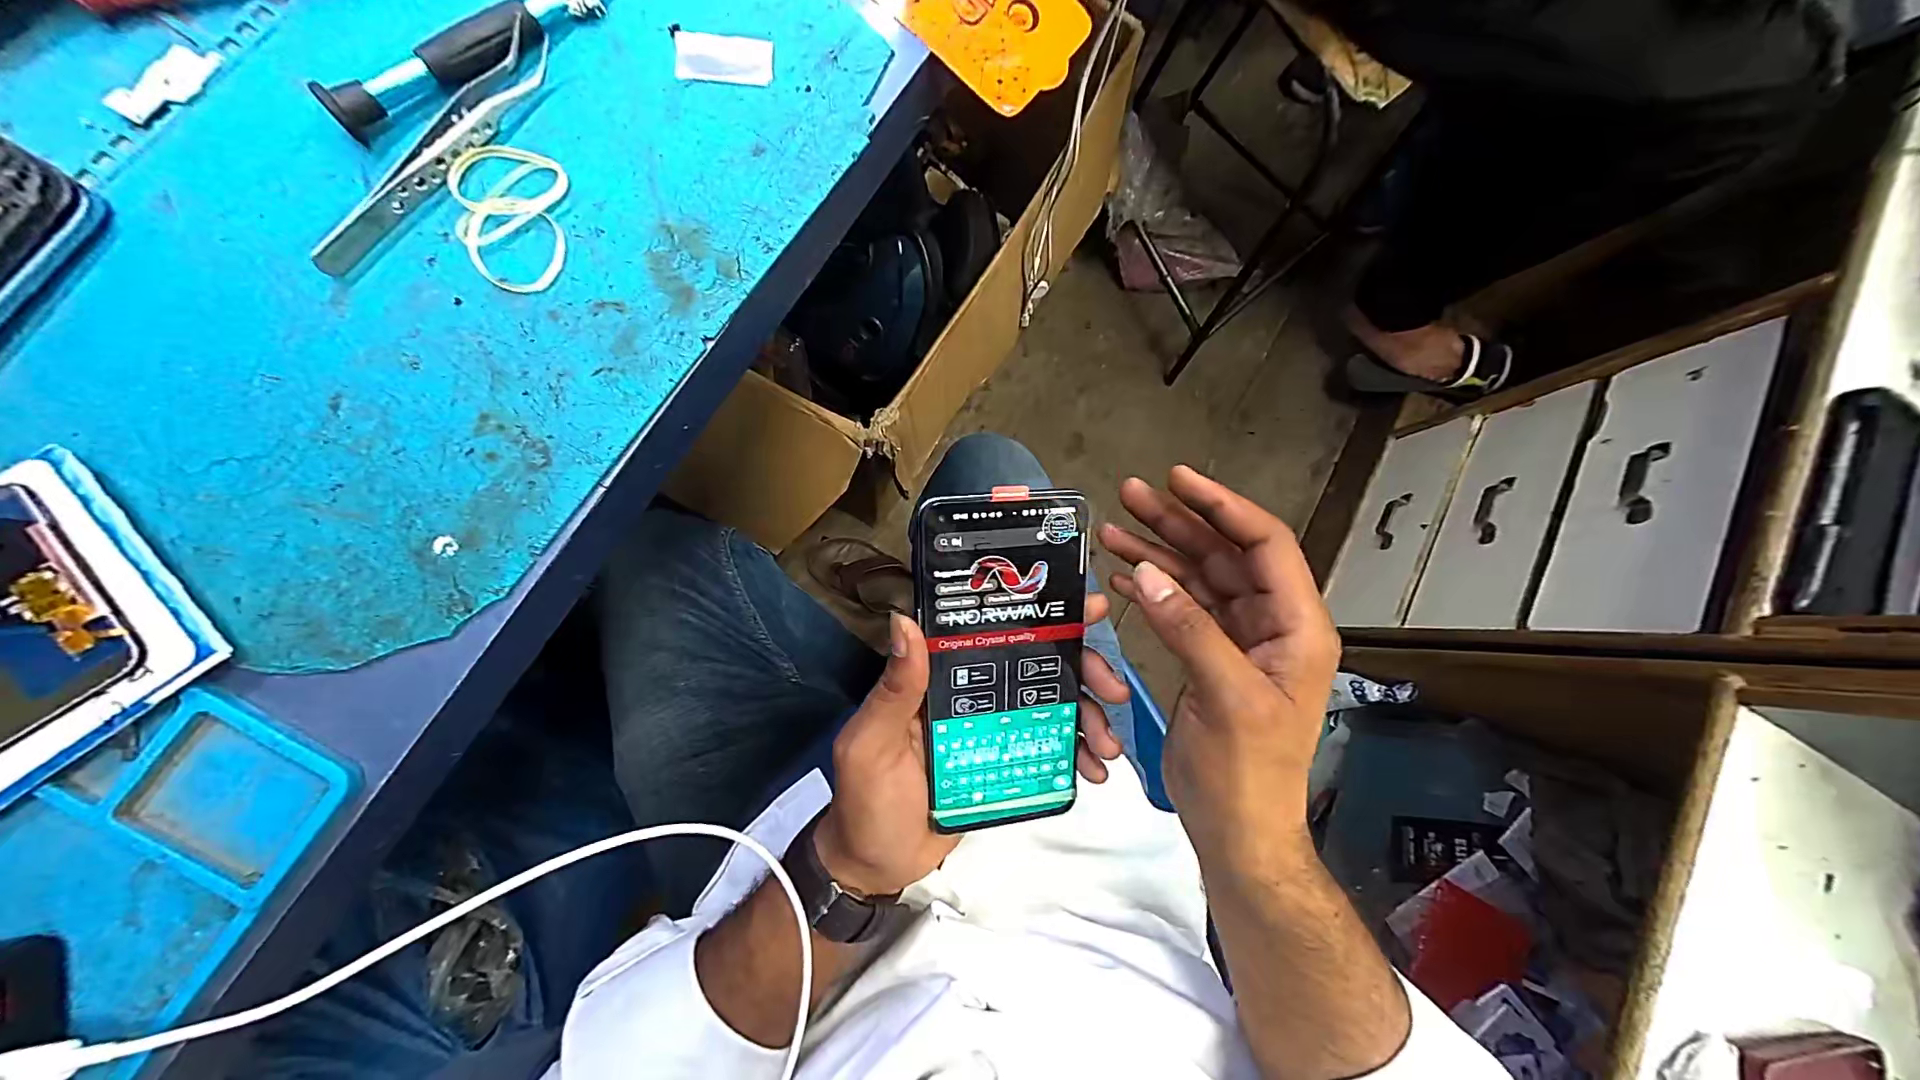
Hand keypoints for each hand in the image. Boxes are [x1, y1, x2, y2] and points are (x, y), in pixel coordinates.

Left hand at [819, 596, 1129, 893]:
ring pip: (1051, 704)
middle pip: (1036, 664)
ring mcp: (991, 727)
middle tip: (1112, 689)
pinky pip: (1048, 747)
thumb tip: (904, 621)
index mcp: (939, 676)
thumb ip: (893, 689)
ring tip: (1107, 744)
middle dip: (1083, 668)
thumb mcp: (871, 743)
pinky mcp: (1005, 760)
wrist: (877, 865)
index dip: (1039, 614)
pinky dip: (1076, 753)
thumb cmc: (865, 800)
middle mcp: (970, 691)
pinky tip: (1093, 768)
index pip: (991, 631)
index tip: (1085, 609)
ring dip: (1087, 715)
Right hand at [1100, 466, 1339, 861]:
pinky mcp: (1209, 657)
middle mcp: (1270, 625)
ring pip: (1197, 578)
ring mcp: (1237, 641)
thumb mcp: (1226, 697)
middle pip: (1224, 555)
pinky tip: (1122, 576)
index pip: (1264, 547)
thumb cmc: (1246, 773)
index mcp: (1296, 628)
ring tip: (1113, 529)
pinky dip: (1152, 590)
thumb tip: (1147, 573)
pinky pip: (1181, 609)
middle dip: (1178, 522)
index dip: (1223, 507)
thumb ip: (1189, 630)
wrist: (1237, 830)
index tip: (1178, 481)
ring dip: (1157, 553)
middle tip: (1130, 494)